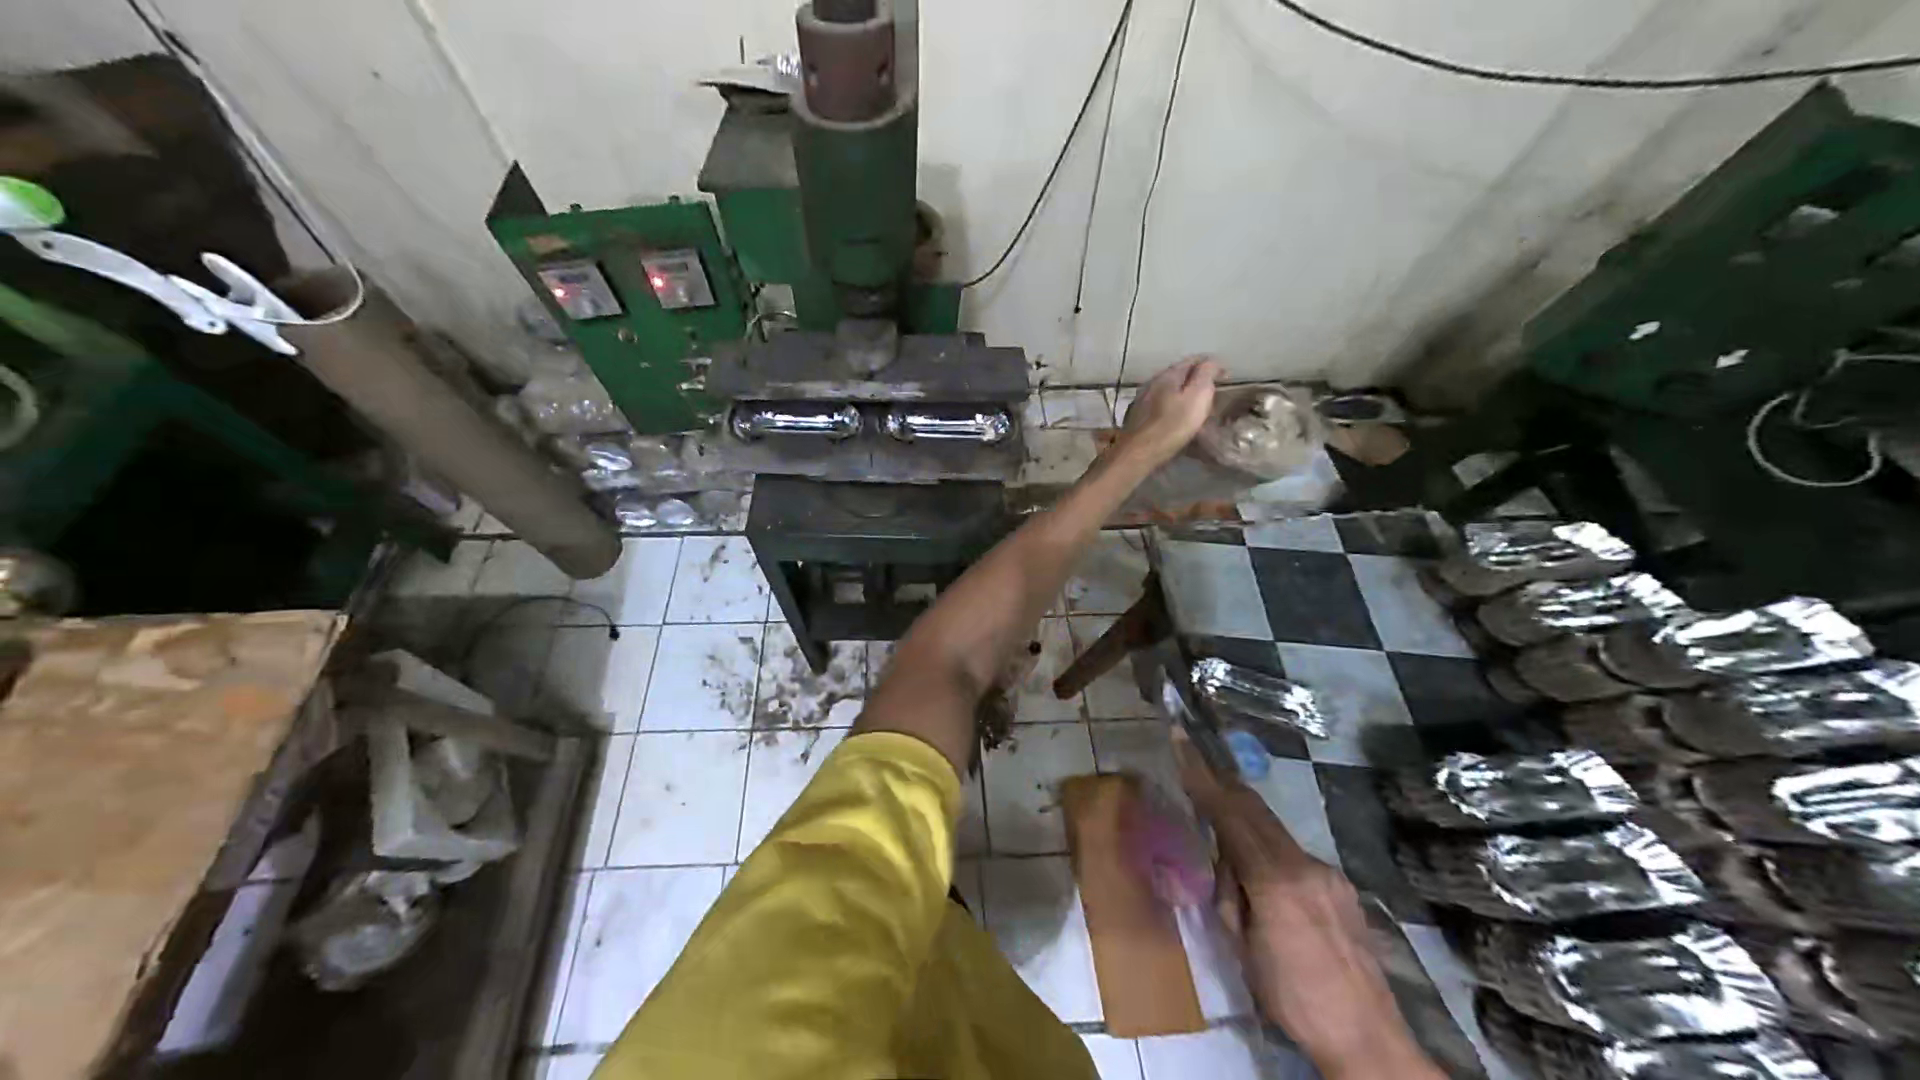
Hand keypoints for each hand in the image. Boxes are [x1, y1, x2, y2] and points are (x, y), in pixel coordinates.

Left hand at [1113, 355, 1221, 467]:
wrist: (1140, 452)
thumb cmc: (1173, 425)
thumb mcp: (1198, 396)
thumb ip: (1206, 374)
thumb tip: (1212, 361)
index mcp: (1168, 375)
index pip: (1193, 360)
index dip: (1211, 366)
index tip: (1226, 377)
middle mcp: (1152, 382)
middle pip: (1179, 375)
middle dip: (1197, 379)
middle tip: (1213, 391)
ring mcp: (1142, 400)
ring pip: (1168, 390)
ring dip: (1183, 394)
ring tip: (1197, 405)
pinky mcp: (1137, 417)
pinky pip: (1160, 405)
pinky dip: (1172, 407)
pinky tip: (1177, 417)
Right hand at [1175, 733, 1442, 1079]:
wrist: (1369, 1041)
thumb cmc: (1293, 1000)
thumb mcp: (1243, 949)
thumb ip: (1231, 895)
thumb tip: (1225, 863)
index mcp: (1275, 879)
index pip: (1231, 814)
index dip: (1203, 777)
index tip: (1183, 742)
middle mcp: (1305, 864)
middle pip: (1256, 810)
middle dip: (1223, 787)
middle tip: (1196, 765)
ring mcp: (1329, 874)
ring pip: (1275, 832)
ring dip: (1246, 827)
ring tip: (1229, 861)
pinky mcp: (1342, 887)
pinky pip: (1294, 855)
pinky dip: (1269, 853)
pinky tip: (1265, 885)